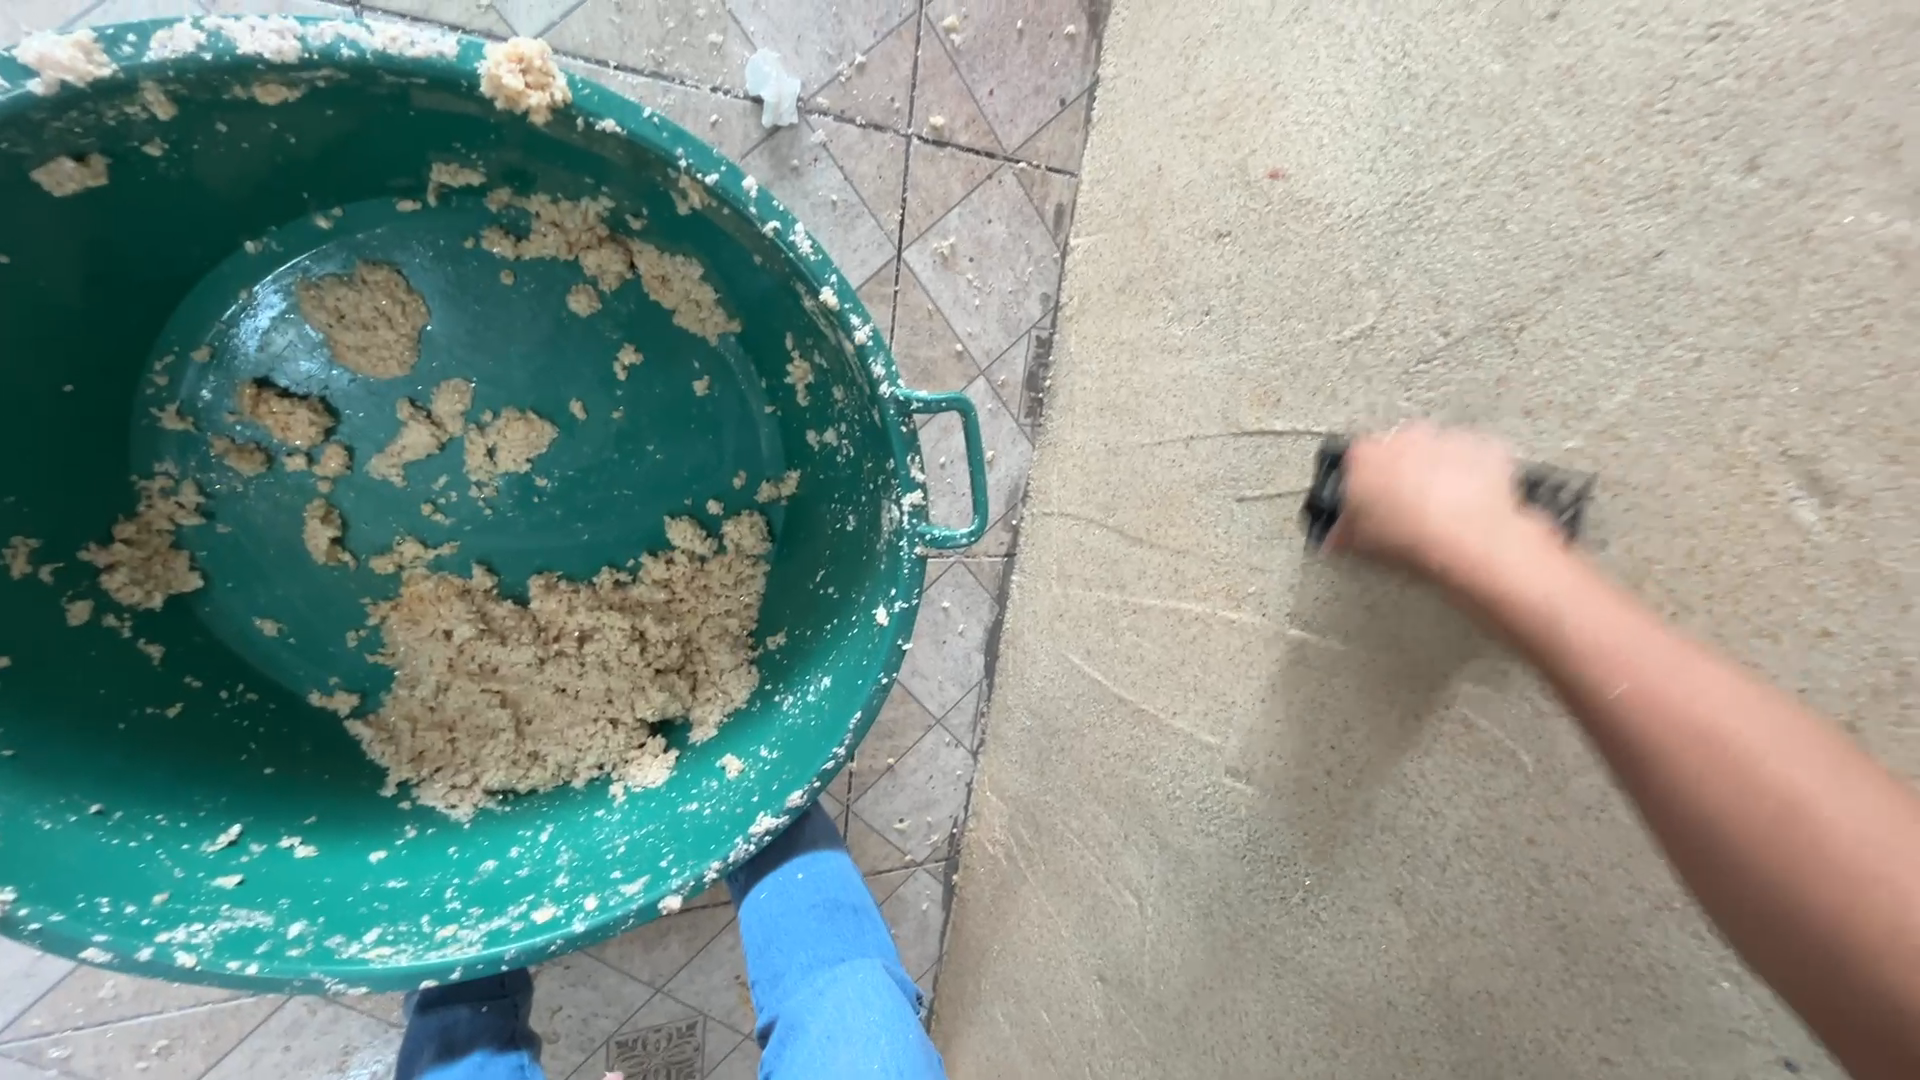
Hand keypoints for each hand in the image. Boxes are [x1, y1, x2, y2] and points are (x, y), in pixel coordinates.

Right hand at [1325, 422, 1554, 584]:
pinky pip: (1473, 456)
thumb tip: (1338, 535)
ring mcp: (1445, 438)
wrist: (1467, 539)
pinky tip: (1468, 500)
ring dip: (1435, 470)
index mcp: (1364, 456)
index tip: (1366, 498)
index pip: (1353, 458)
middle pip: (1396, 448)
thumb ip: (1343, 530)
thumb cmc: (1409, 535)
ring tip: (1439, 505)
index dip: (1360, 480)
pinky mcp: (1484, 447)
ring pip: (1436, 450)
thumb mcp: (1359, 541)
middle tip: (1403, 503)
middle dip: (1399, 470)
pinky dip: (1470, 473)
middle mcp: (1403, 437)